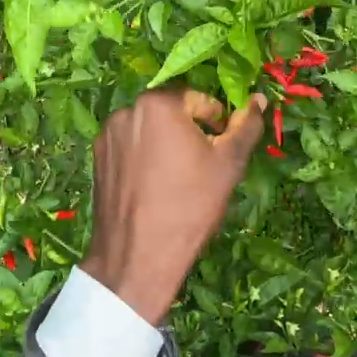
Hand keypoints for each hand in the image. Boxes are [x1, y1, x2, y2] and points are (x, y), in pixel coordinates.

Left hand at [82, 88, 264, 325]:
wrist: (137, 259)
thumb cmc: (190, 207)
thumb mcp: (228, 164)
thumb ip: (246, 126)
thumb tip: (259, 99)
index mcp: (158, 104)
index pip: (197, 98)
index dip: (216, 121)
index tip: (221, 147)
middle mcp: (127, 111)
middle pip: (170, 111)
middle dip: (190, 130)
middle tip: (203, 164)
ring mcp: (108, 135)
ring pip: (149, 128)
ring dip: (166, 142)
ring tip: (179, 177)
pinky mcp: (97, 158)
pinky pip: (130, 146)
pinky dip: (145, 156)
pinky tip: (154, 186)